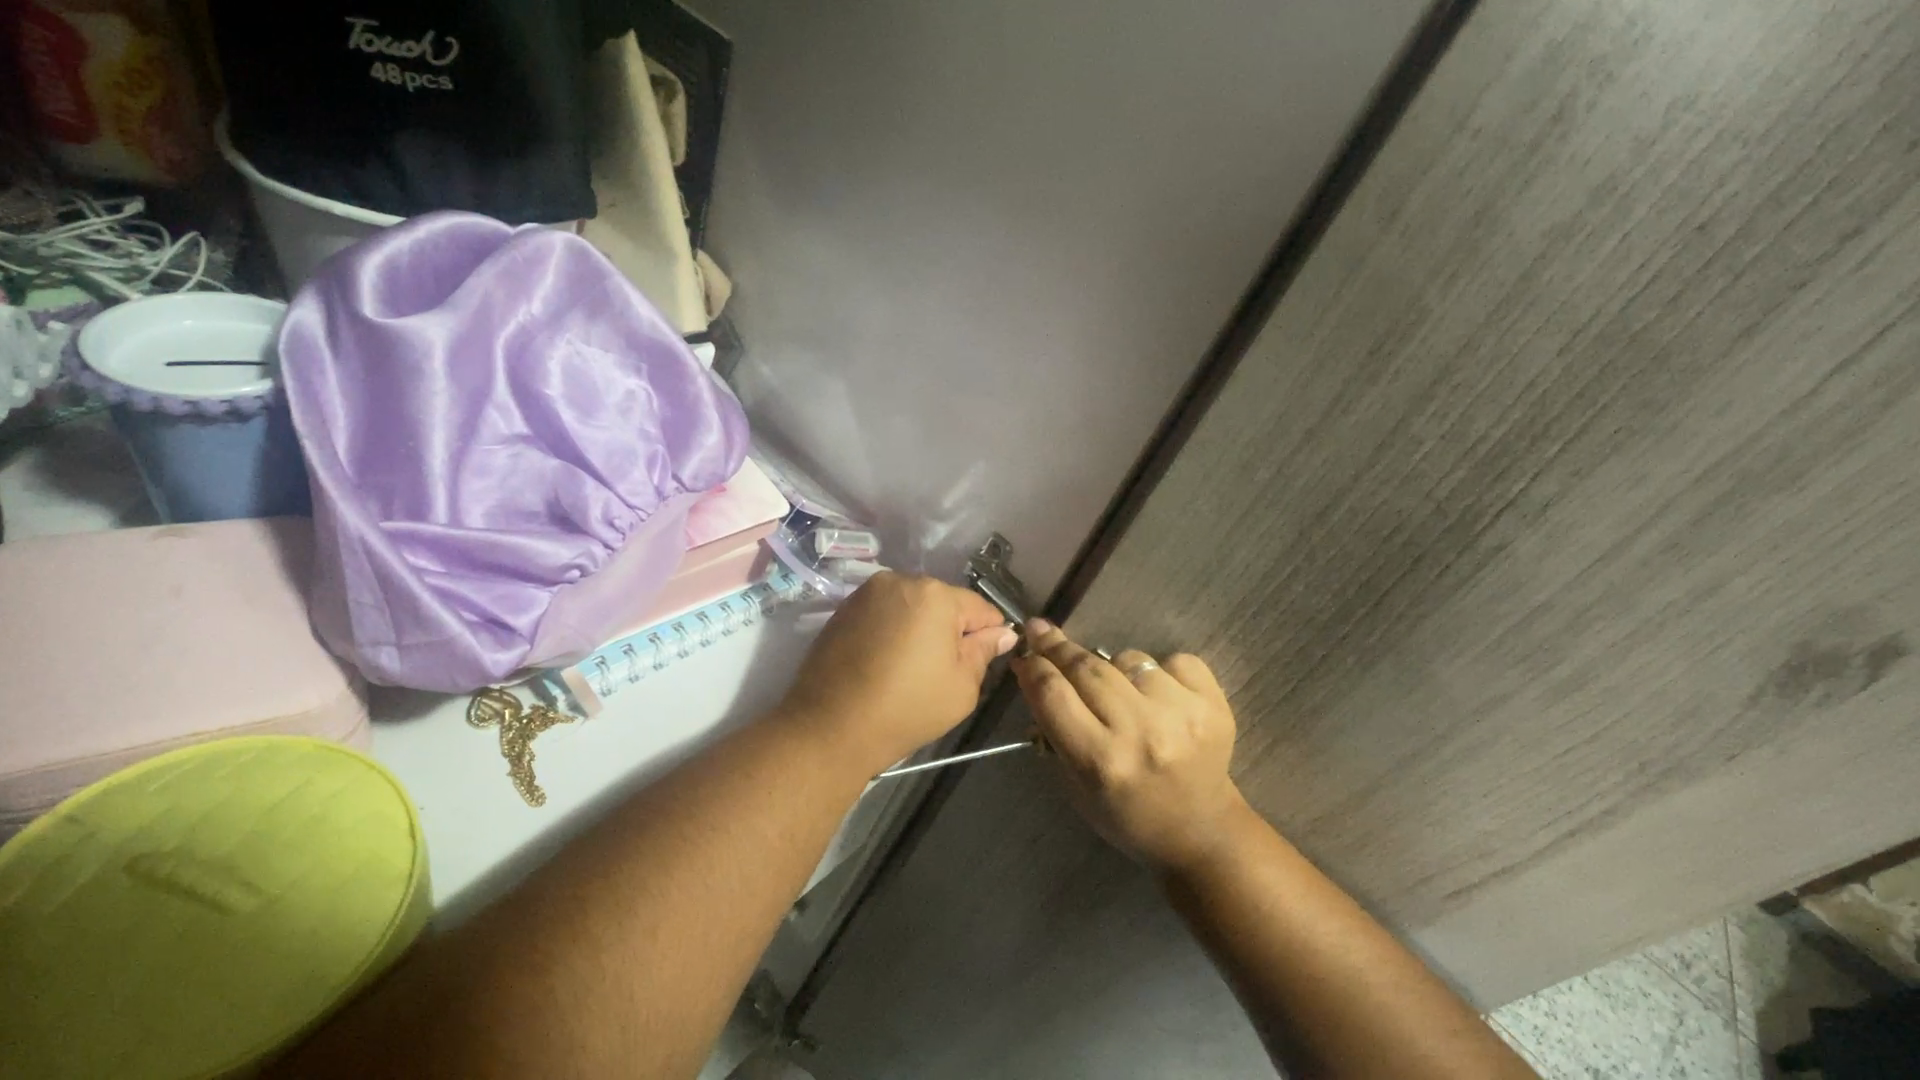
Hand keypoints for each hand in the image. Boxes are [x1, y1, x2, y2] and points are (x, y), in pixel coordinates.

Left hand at [780, 572, 1017, 773]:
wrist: (830, 727)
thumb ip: (984, 652)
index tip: (983, 661)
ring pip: (911, 607)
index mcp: (935, 595)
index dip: (989, 634)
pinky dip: (891, 632)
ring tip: (910, 670)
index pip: (980, 608)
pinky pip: (883, 614)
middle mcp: (899, 581)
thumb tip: (1003, 632)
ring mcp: (866, 593)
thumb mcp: (961, 686)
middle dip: (949, 630)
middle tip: (942, 671)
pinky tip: (885, 664)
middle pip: (943, 603)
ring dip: (918, 629)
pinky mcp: (842, 610)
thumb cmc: (906, 708)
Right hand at [1011, 619, 1248, 872]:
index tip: (1024, 652)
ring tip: (1116, 689)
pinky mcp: (1213, 703)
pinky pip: (1173, 660)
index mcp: (1100, 761)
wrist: (1199, 830)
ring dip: (1113, 666)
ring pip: (1128, 658)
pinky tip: (1157, 693)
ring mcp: (1180, 714)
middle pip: (1086, 668)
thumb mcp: (1075, 786)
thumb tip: (1035, 674)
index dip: (1033, 666)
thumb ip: (1054, 731)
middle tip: (1043, 633)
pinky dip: (1158, 669)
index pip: (1053, 694)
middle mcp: (1140, 732)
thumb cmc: (1126, 815)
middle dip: (1059, 648)